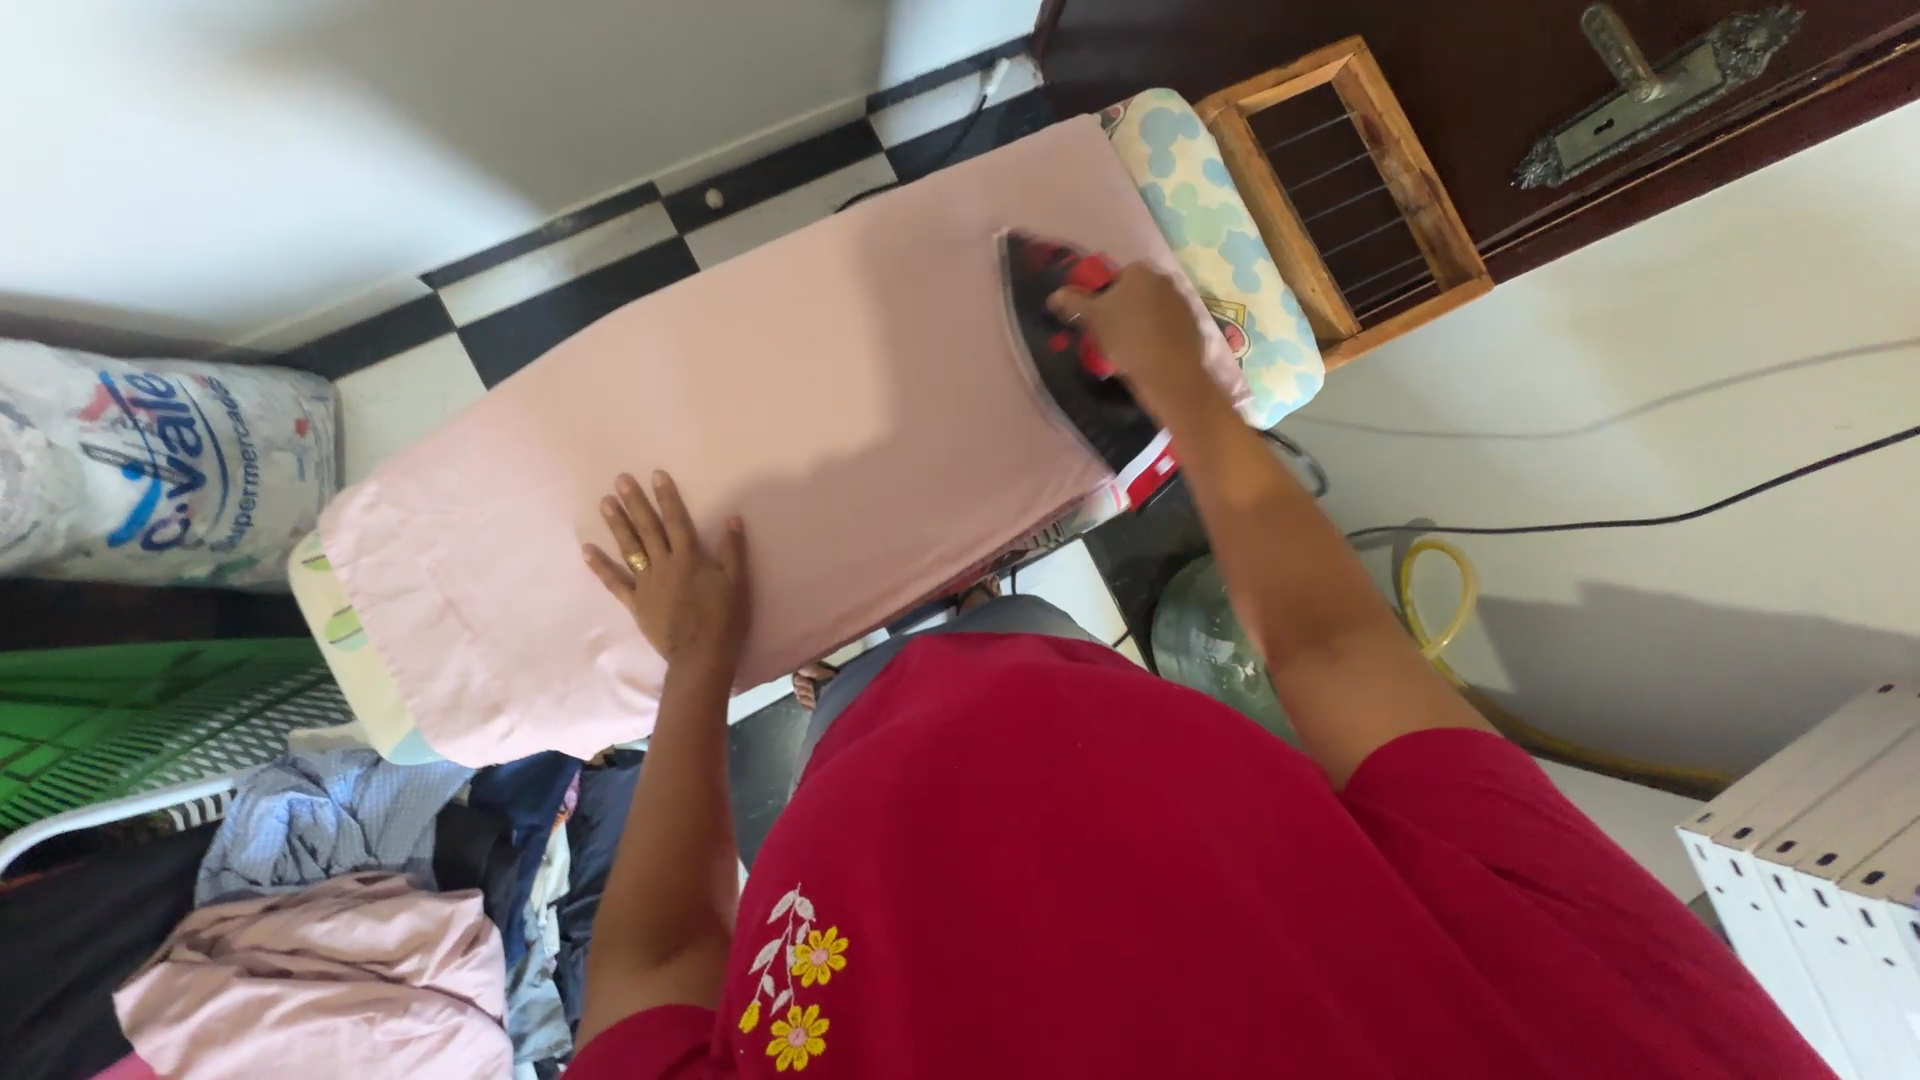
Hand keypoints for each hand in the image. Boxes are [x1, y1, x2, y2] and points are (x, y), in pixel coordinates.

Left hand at [584, 471, 750, 672]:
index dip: (667, 497)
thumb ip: (733, 551)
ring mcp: (646, 584)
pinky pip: (614, 582)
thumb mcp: (738, 583)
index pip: (676, 520)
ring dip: (617, 525)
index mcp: (689, 558)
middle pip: (648, 529)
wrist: (700, 655)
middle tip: (620, 480)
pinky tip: (587, 550)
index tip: (656, 475)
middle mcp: (664, 565)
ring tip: (605, 503)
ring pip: (629, 549)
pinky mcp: (636, 603)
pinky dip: (600, 566)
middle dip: (635, 503)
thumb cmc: (724, 619)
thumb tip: (732, 519)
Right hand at [1048, 263, 1219, 420]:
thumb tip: (1055, 294)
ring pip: (1155, 308)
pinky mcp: (1195, 325)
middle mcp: (1165, 278)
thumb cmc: (1126, 338)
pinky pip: (1170, 326)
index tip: (1101, 319)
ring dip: (1144, 322)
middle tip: (1114, 334)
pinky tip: (1152, 355)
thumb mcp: (1091, 319)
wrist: (1169, 372)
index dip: (1107, 297)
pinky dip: (1161, 336)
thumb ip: (1072, 302)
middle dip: (1127, 307)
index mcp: (1140, 271)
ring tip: (1132, 348)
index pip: (1118, 277)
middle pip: (1138, 291)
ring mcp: (1184, 301)